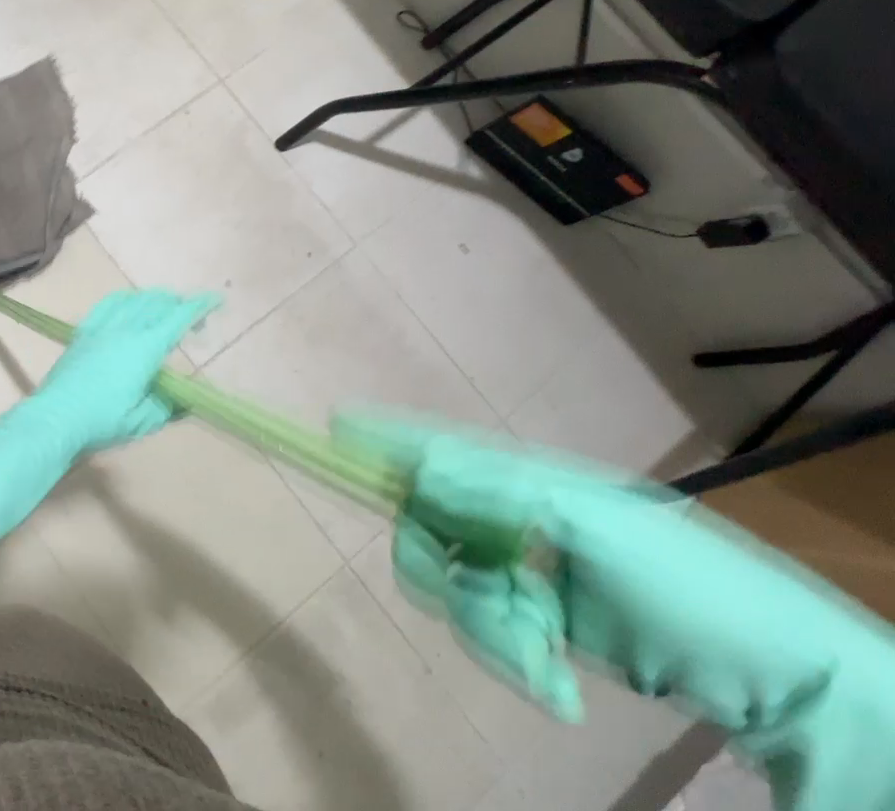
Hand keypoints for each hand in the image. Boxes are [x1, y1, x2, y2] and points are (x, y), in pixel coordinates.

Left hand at [0, 288, 216, 556]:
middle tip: (192, 319)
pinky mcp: (82, 333)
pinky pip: (106, 305)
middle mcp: (124, 329)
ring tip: (164, 308)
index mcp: (145, 348)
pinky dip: (124, 300)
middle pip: (156, 303)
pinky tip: (127, 305)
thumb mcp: (145, 420)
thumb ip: (168, 405)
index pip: (177, 318)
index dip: (199, 306)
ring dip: (153, 299)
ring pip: (132, 300)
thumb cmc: (103, 421)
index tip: (216, 300)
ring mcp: (100, 328)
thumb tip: (184, 398)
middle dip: (179, 304)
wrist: (55, 419)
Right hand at [333, 412, 894, 810]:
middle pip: (428, 529)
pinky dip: (510, 660)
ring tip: (545, 668)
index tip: (335, 429)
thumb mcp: (598, 531)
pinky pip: (483, 629)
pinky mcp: (531, 619)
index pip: (443, 450)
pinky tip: (555, 687)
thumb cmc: (695, 589)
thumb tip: (419, 469)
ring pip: (452, 589)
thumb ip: (504, 496)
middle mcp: (517, 518)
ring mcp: (523, 570)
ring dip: (490, 633)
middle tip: (494, 610)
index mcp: (534, 482)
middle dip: (451, 579)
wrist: (782, 682)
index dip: (387, 440)